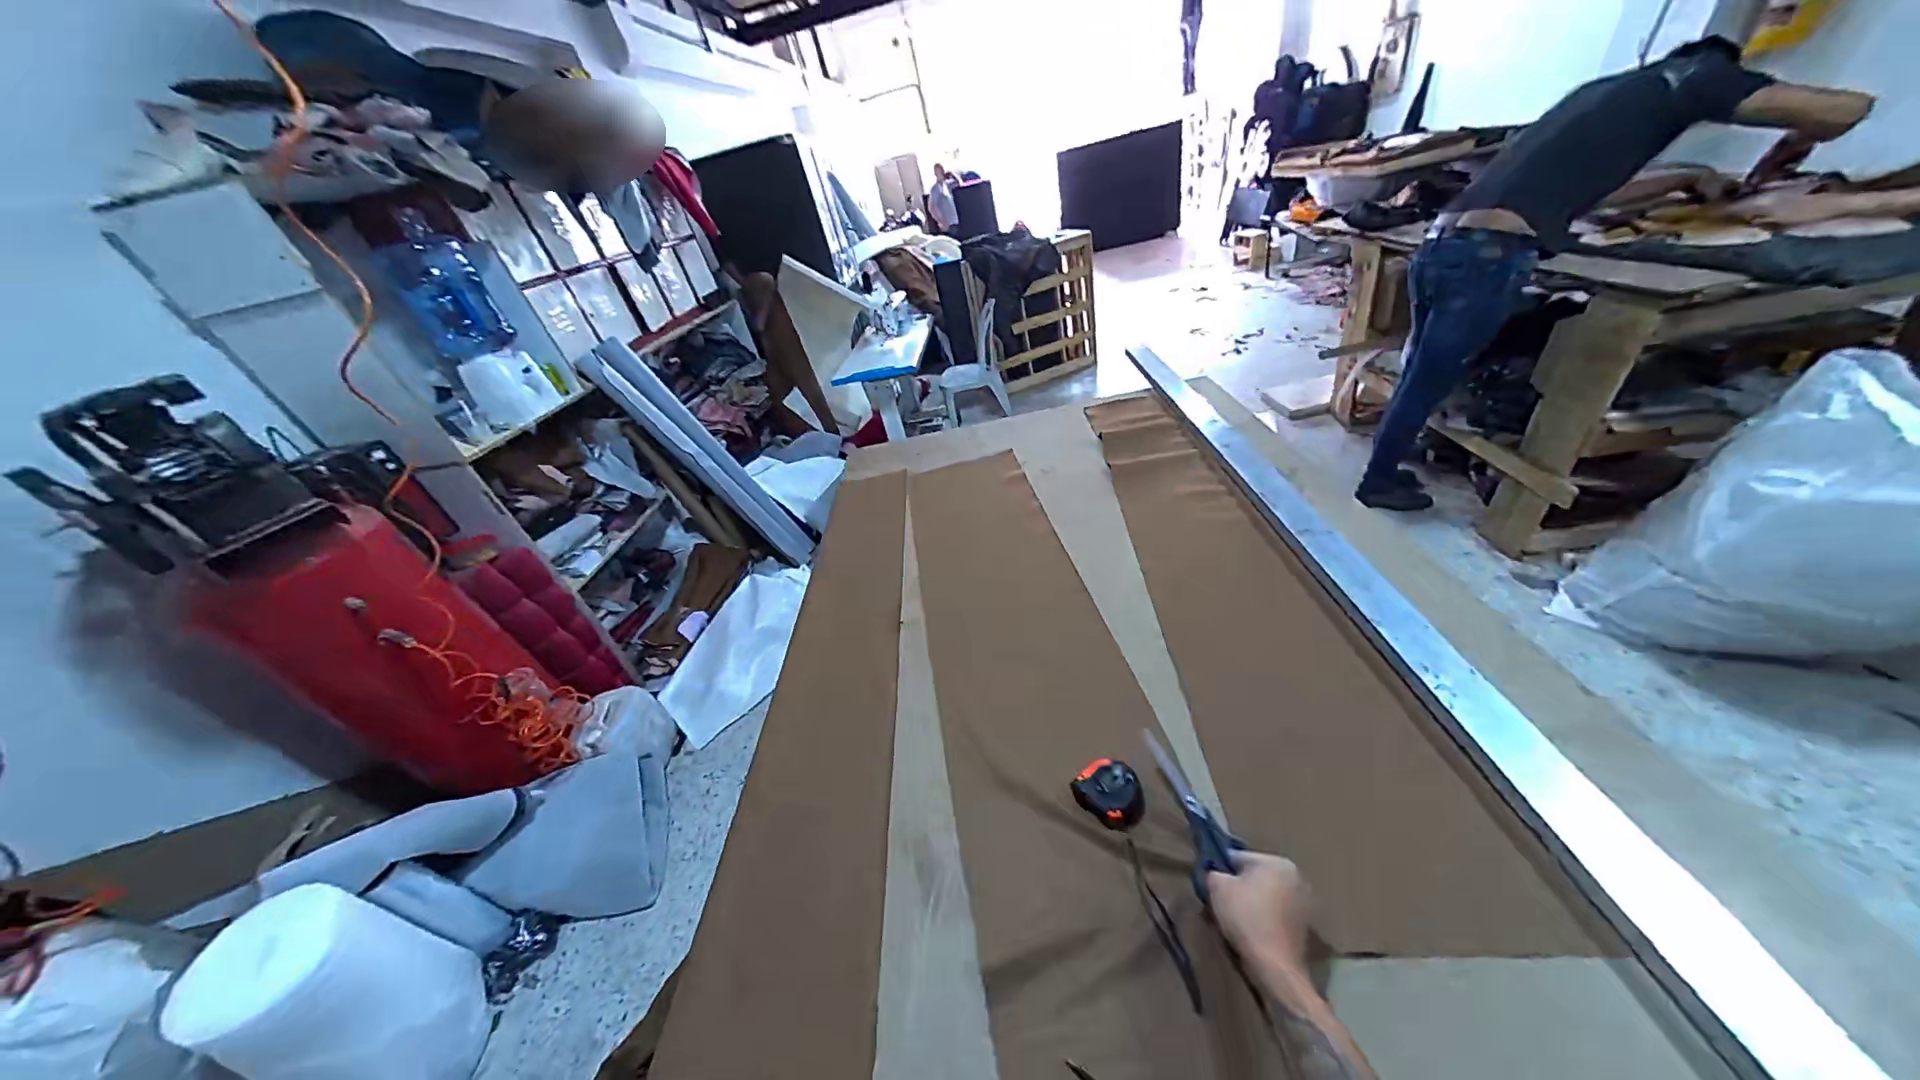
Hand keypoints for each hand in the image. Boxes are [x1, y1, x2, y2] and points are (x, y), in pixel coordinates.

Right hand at [1206, 851, 1310, 974]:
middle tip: (1221, 902)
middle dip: (1237, 885)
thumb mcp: (1217, 886)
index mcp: (1277, 861)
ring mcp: (1303, 902)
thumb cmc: (1245, 917)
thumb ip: (1213, 871)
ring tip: (1235, 918)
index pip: (1237, 857)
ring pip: (1264, 894)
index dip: (1220, 870)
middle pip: (1253, 875)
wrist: (1275, 966)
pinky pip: (1274, 911)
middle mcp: (1295, 876)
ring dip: (1250, 901)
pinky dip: (1262, 916)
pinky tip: (1251, 929)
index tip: (1212, 886)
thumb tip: (1215, 873)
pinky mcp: (1303, 924)